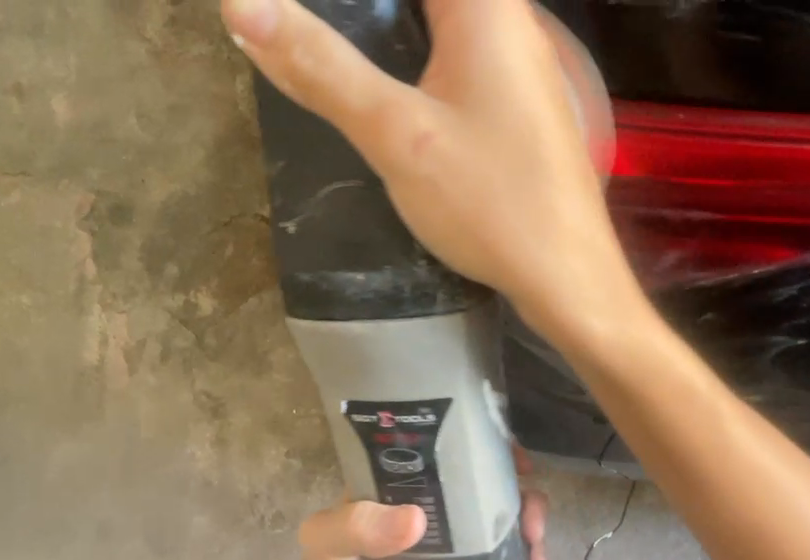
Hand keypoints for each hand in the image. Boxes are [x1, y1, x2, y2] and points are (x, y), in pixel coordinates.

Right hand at [222, 0, 642, 341]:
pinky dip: (416, 54)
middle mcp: (512, 22)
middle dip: (368, 13)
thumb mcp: (398, 137)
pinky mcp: (522, 110)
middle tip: (307, 26)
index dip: (357, 0)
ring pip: (444, 22)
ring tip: (328, 39)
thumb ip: (321, 68)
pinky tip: (383, 81)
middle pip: (429, 1)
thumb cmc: (494, 206)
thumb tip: (238, 3)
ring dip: (390, 27)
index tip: (311, 13)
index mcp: (486, 6)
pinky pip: (460, 55)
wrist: (571, 282)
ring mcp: (523, 68)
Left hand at [290, 452, 550, 559]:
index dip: (485, 451)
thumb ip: (354, 530)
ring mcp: (451, 556)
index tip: (518, 465)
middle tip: (534, 529)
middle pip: (485, 494)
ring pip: (501, 532)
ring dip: (529, 542)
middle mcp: (427, 519)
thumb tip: (417, 518)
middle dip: (521, 504)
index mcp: (394, 495)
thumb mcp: (326, 558)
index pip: (444, 457)